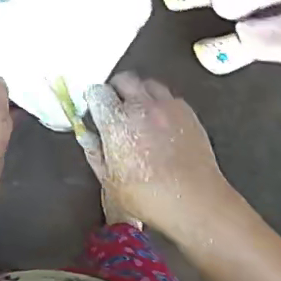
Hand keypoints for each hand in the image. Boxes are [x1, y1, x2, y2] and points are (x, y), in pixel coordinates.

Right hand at [80, 73, 233, 232]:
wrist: (194, 201)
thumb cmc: (149, 196)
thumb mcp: (109, 180)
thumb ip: (94, 152)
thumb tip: (86, 135)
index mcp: (116, 121)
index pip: (98, 92)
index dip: (94, 99)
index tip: (95, 109)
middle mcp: (141, 106)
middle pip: (124, 79)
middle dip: (116, 89)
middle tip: (114, 105)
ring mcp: (168, 107)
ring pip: (148, 84)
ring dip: (140, 92)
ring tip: (138, 111)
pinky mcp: (188, 113)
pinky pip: (170, 98)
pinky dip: (162, 104)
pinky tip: (161, 123)